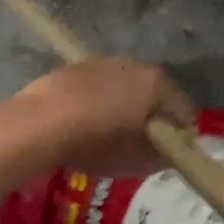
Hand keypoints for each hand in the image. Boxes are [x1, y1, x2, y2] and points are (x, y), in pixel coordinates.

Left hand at [14, 58, 195, 177]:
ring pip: (122, 86)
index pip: (184, 113)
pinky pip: (95, 86)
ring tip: (109, 131)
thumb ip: (165, 155)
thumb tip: (169, 150)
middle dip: (150, 116)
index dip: (180, 137)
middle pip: (152, 94)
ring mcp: (99, 61)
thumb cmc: (98, 142)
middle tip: (140, 143)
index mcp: (157, 83)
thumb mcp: (141, 162)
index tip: (169, 154)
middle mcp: (132, 63)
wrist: (40, 121)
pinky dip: (96, 99)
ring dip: (122, 104)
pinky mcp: (71, 66)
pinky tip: (84, 119)